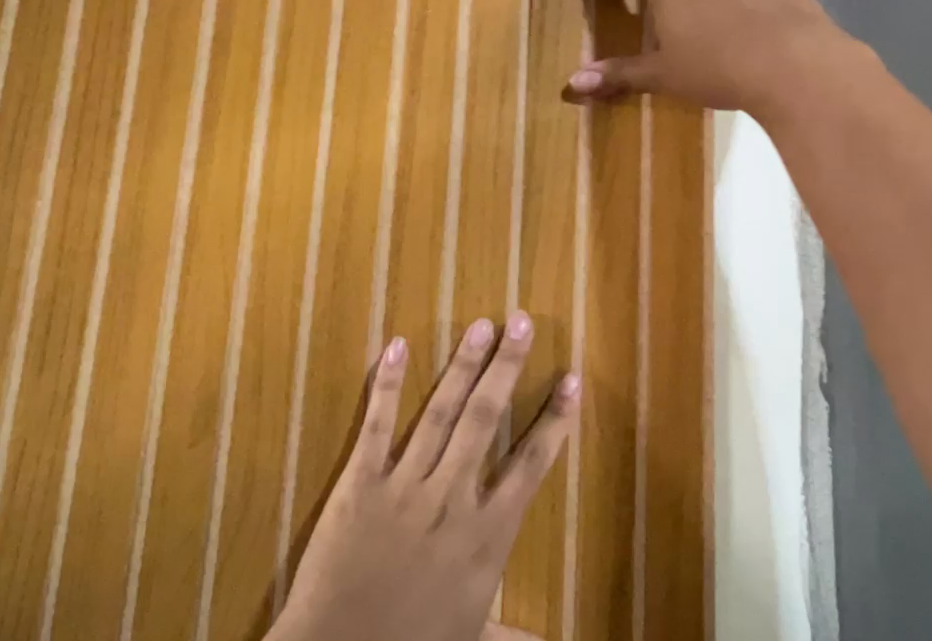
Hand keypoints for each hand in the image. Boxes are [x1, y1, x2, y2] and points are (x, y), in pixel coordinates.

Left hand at [269, 313, 579, 640]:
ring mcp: (405, 486)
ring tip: (481, 324)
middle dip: (508, 367)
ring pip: (441, 413)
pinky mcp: (361, 484)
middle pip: (486, 420)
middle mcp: (453, 499)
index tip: (571, 379)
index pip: (531, 464)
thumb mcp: (472, 636)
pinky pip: (377, 427)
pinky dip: (386, 386)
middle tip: (523, 321)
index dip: (554, 419)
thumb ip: (513, 635)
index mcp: (487, 534)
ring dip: (463, 365)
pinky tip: (396, 345)